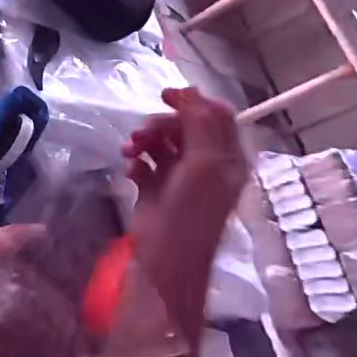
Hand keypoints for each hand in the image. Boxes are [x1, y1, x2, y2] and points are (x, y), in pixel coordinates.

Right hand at [120, 88, 248, 335]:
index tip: (164, 96)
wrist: (163, 265)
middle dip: (162, 125)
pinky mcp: (157, 192)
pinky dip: (137, 163)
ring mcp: (182, 181)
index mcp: (227, 160)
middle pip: (185, 128)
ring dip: (144, 142)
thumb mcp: (202, 165)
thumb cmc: (187, 216)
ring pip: (163, 144)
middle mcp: (208, 167)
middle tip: (140, 133)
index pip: (215, 116)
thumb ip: (201, 124)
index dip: (192, 102)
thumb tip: (191, 91)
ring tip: (129, 151)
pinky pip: (147, 165)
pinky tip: (130, 171)